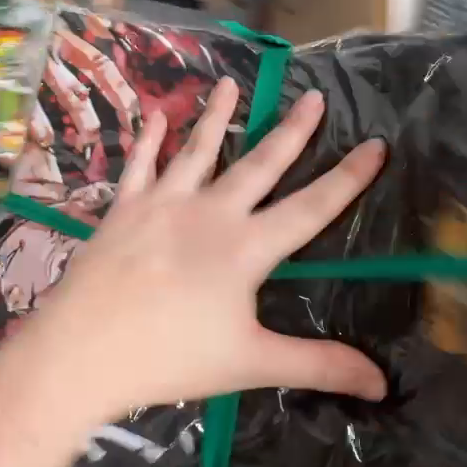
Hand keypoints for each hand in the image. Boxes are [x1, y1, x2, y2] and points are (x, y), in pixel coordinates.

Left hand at [20, 78, 388, 423]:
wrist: (85, 349)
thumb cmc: (171, 357)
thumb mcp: (251, 363)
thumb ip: (317, 364)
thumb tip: (382, 383)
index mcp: (246, 248)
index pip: (310, 208)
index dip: (347, 178)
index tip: (376, 145)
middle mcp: (210, 212)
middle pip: (261, 164)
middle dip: (292, 130)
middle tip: (314, 97)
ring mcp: (164, 203)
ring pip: (199, 150)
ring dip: (217, 116)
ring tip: (230, 83)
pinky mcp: (125, 207)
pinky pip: (141, 165)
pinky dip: (149, 140)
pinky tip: (155, 115)